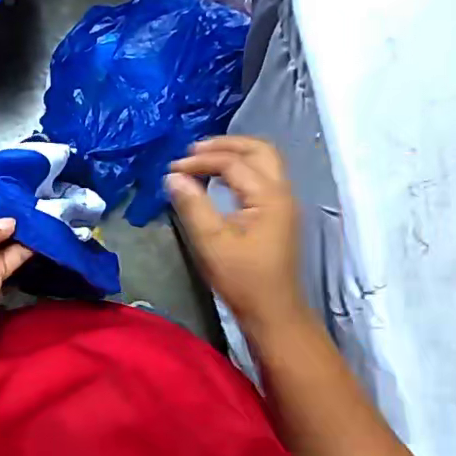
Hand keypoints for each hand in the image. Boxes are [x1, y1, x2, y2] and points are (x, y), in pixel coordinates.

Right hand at [166, 136, 305, 332]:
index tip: (172, 169)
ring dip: (234, 154)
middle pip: (259, 150)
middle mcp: (282, 193)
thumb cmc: (242, 278)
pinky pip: (262, 176)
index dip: (200, 161)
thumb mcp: (211, 241)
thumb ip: (192, 204)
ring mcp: (284, 203)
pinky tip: (219, 178)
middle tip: (192, 150)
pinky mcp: (278, 214)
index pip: (233, 163)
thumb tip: (173, 176)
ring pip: (264, 161)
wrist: (273, 311)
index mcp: (268, 196)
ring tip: (202, 159)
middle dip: (225, 145)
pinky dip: (240, 168)